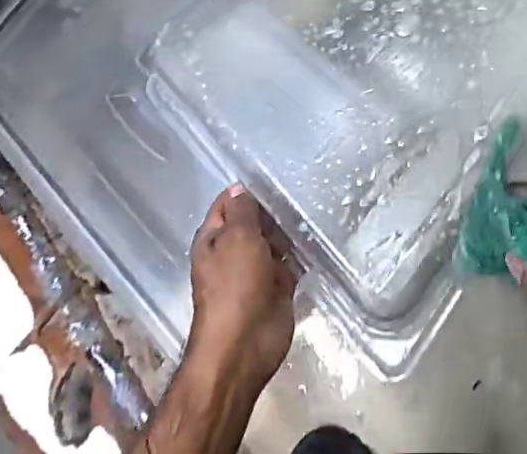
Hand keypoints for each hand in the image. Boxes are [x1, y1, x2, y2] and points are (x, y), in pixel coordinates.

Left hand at [188, 183, 296, 384]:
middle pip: (254, 221)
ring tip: (309, 215)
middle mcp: (232, 251)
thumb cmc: (234, 286)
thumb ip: (242, 210)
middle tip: (297, 196)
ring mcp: (254, 271)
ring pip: (273, 242)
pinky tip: (313, 242)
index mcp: (213, 238)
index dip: (247, 192)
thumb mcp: (237, 237)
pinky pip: (288, 264)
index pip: (228, 203)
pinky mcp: (275, 289)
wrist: (243, 347)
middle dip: (272, 212)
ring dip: (287, 233)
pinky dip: (298, 256)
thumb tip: (240, 188)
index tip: (273, 179)